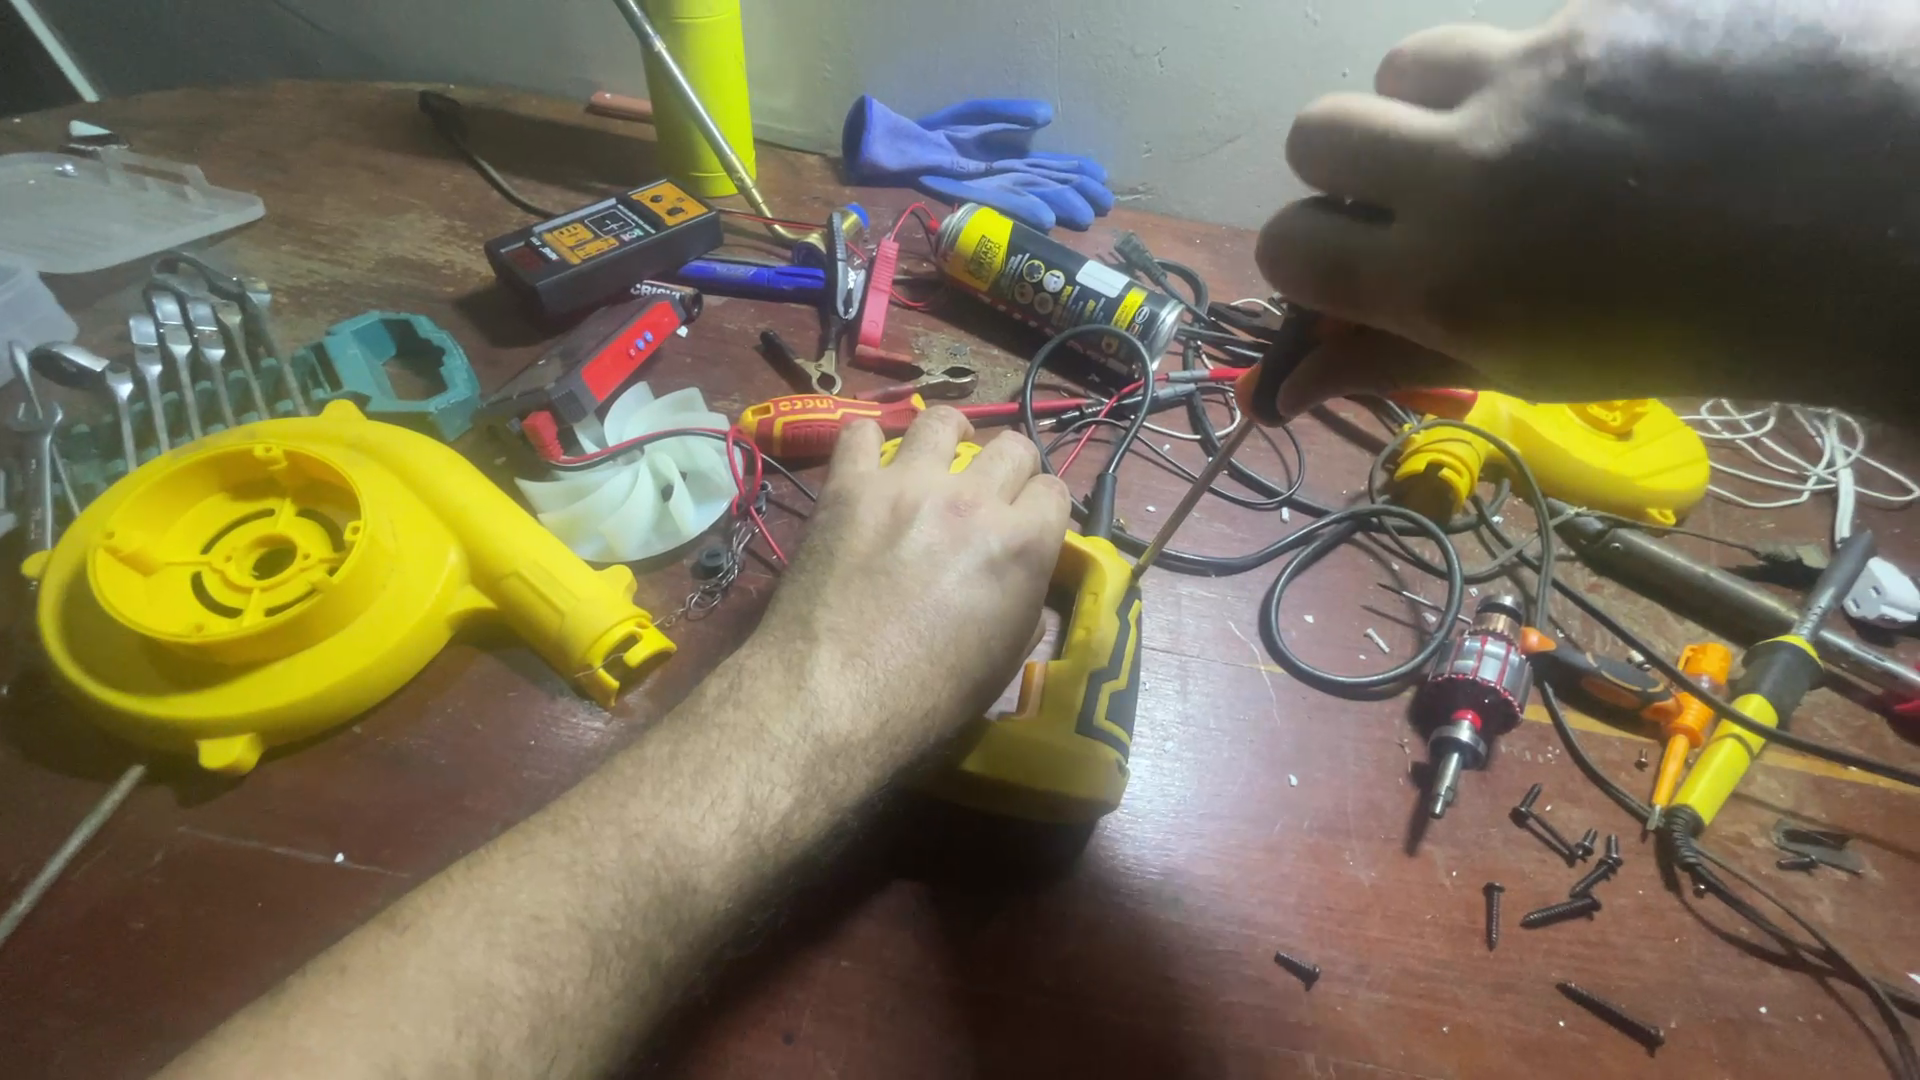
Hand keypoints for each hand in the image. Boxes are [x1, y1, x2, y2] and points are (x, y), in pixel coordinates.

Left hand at [749, 408, 1071, 757]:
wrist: (834, 692)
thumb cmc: (929, 694)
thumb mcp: (1004, 662)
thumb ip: (1025, 607)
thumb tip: (1022, 582)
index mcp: (1021, 544)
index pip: (1054, 491)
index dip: (1043, 508)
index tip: (1028, 523)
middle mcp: (972, 499)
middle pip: (1011, 447)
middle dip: (1009, 469)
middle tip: (987, 495)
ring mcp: (907, 484)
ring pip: (943, 421)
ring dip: (951, 435)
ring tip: (939, 456)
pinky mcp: (850, 486)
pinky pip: (863, 434)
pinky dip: (871, 444)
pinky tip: (873, 465)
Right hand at [1254, 1, 1919, 418]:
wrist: (1896, 225)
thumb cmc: (1680, 332)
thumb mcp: (1514, 367)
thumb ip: (1382, 365)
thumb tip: (1278, 396)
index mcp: (1437, 276)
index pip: (1286, 245)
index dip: (1297, 260)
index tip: (1340, 272)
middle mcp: (1463, 166)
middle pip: (1316, 131)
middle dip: (1336, 170)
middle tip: (1398, 196)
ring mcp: (1541, 73)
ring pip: (1406, 63)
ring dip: (1422, 108)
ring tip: (1495, 140)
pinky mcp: (1618, 8)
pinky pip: (1523, 33)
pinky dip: (1530, 78)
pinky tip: (1600, 111)